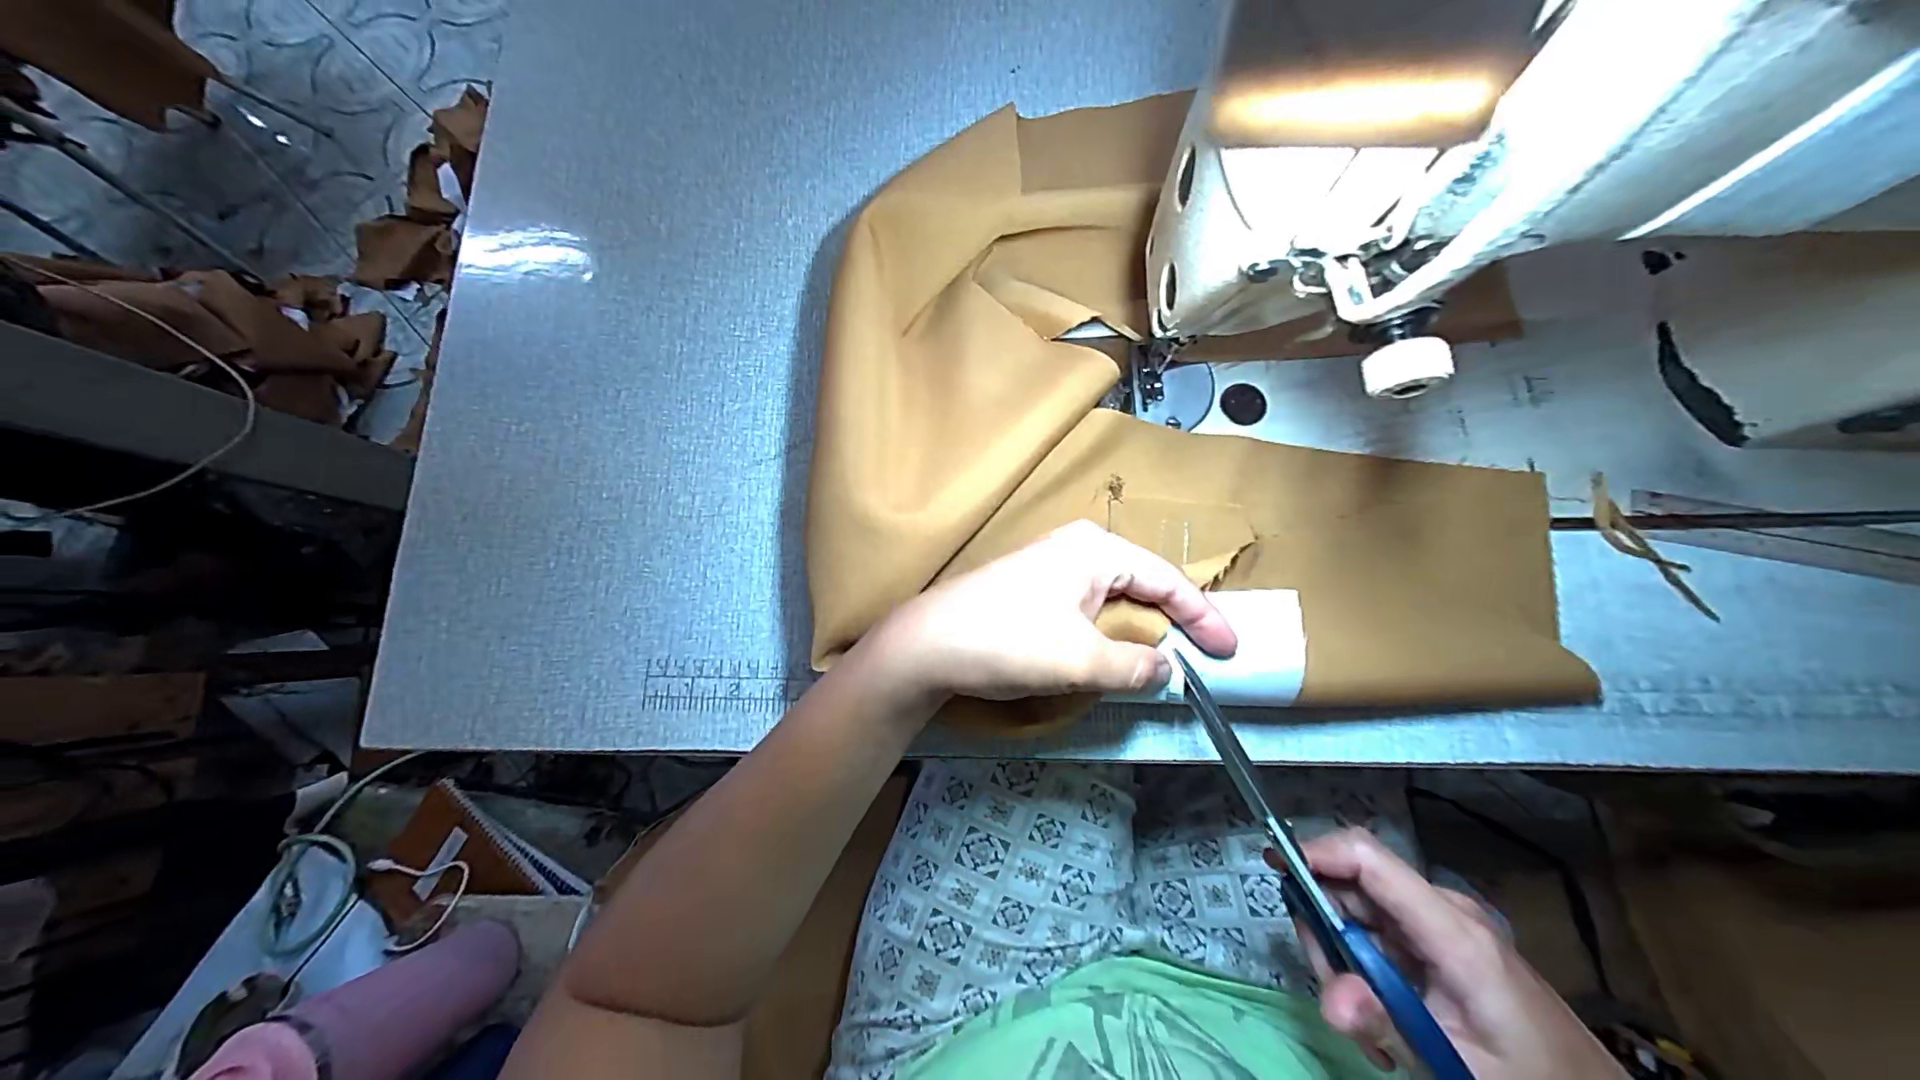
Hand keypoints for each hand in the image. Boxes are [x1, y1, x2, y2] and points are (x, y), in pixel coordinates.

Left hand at [862, 520, 1237, 702]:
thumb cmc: (1008, 642)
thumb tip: (1166, 669)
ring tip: (1170, 653)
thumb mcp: (1081, 660)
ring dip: (1142, 625)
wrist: (927, 645)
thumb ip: (1134, 665)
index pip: (1166, 580)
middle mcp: (1077, 548)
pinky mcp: (1033, 587)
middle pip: (1143, 582)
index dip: (1204, 616)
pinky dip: (1111, 628)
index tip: (1229, 651)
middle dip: (1176, 617)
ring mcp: (1051, 565)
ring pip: (1115, 596)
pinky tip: (1116, 648)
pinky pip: (1089, 605)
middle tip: (1207, 652)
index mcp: (1096, 549)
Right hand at [1271, 829, 1625, 1079]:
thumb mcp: (1457, 1064)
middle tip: (1335, 995)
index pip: (1368, 857)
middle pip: (1353, 887)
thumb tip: (1329, 998)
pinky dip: (1366, 970)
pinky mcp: (1444, 944)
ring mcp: (1445, 926)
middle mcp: (1445, 912)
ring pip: (1361, 913)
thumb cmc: (1531, 1078)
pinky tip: (1387, 1021)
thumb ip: (1387, 1026)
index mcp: (1452, 930)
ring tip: (1369, 1026)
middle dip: (1326, 932)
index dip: (1314, 851)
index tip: (1274, 867)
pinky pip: (1382, 936)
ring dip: (1345, 960)